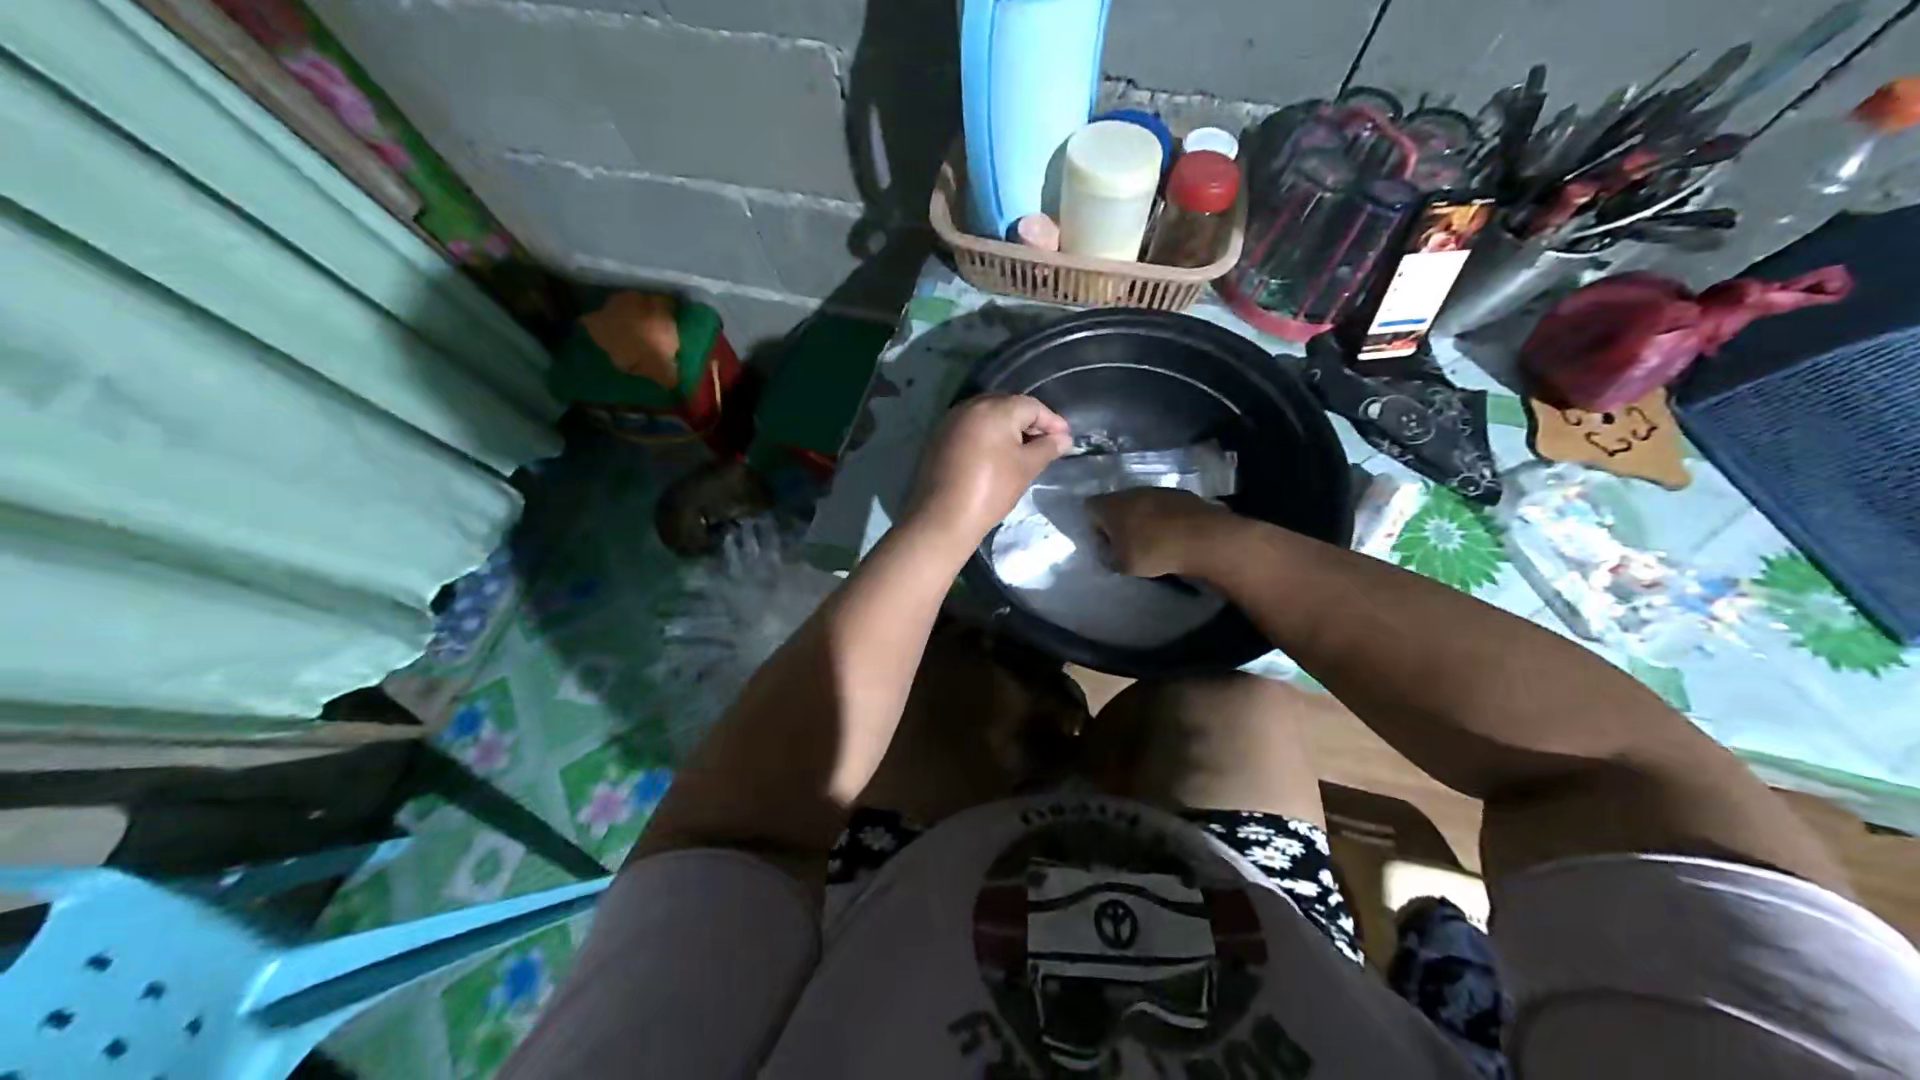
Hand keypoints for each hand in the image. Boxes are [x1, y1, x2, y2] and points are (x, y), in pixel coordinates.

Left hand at [906, 395, 1071, 547]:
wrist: (944, 517)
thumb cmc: (991, 489)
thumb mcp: (1026, 467)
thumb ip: (1048, 448)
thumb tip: (1063, 439)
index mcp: (994, 409)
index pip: (1031, 406)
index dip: (1052, 421)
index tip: (1065, 438)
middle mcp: (970, 406)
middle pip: (1008, 406)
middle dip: (1029, 422)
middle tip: (1046, 443)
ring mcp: (951, 421)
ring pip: (988, 416)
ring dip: (1008, 429)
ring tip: (1023, 450)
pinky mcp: (939, 437)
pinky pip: (971, 428)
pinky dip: (987, 436)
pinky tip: (996, 455)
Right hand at [1087, 489, 1232, 578]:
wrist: (1202, 537)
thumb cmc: (1152, 551)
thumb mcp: (1121, 565)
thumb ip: (1109, 557)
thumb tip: (1108, 552)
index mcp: (1110, 505)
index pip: (1089, 507)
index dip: (1094, 525)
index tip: (1105, 543)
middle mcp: (1130, 491)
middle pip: (1116, 503)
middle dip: (1119, 521)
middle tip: (1126, 544)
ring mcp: (1157, 490)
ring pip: (1141, 503)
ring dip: (1143, 518)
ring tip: (1152, 540)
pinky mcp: (1180, 494)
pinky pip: (1163, 506)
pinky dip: (1164, 518)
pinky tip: (1172, 535)